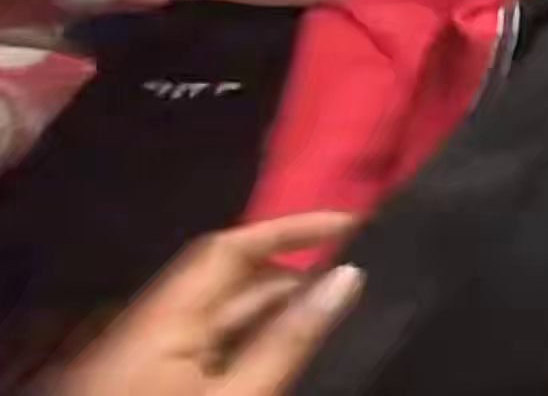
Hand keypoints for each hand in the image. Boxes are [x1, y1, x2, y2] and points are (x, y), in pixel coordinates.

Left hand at [47, 213, 362, 395]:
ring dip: (280, 308)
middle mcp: (141, 338)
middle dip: (295, 275)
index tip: (351, 225)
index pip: (225, 250)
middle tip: (353, 278)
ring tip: (334, 311)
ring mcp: (137, 369)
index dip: (290, 228)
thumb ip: (293, 336)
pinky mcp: (144, 391)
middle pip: (228, 284)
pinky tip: (293, 345)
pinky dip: (256, 338)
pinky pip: (208, 348)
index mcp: (153, 330)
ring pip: (222, 318)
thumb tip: (350, 274)